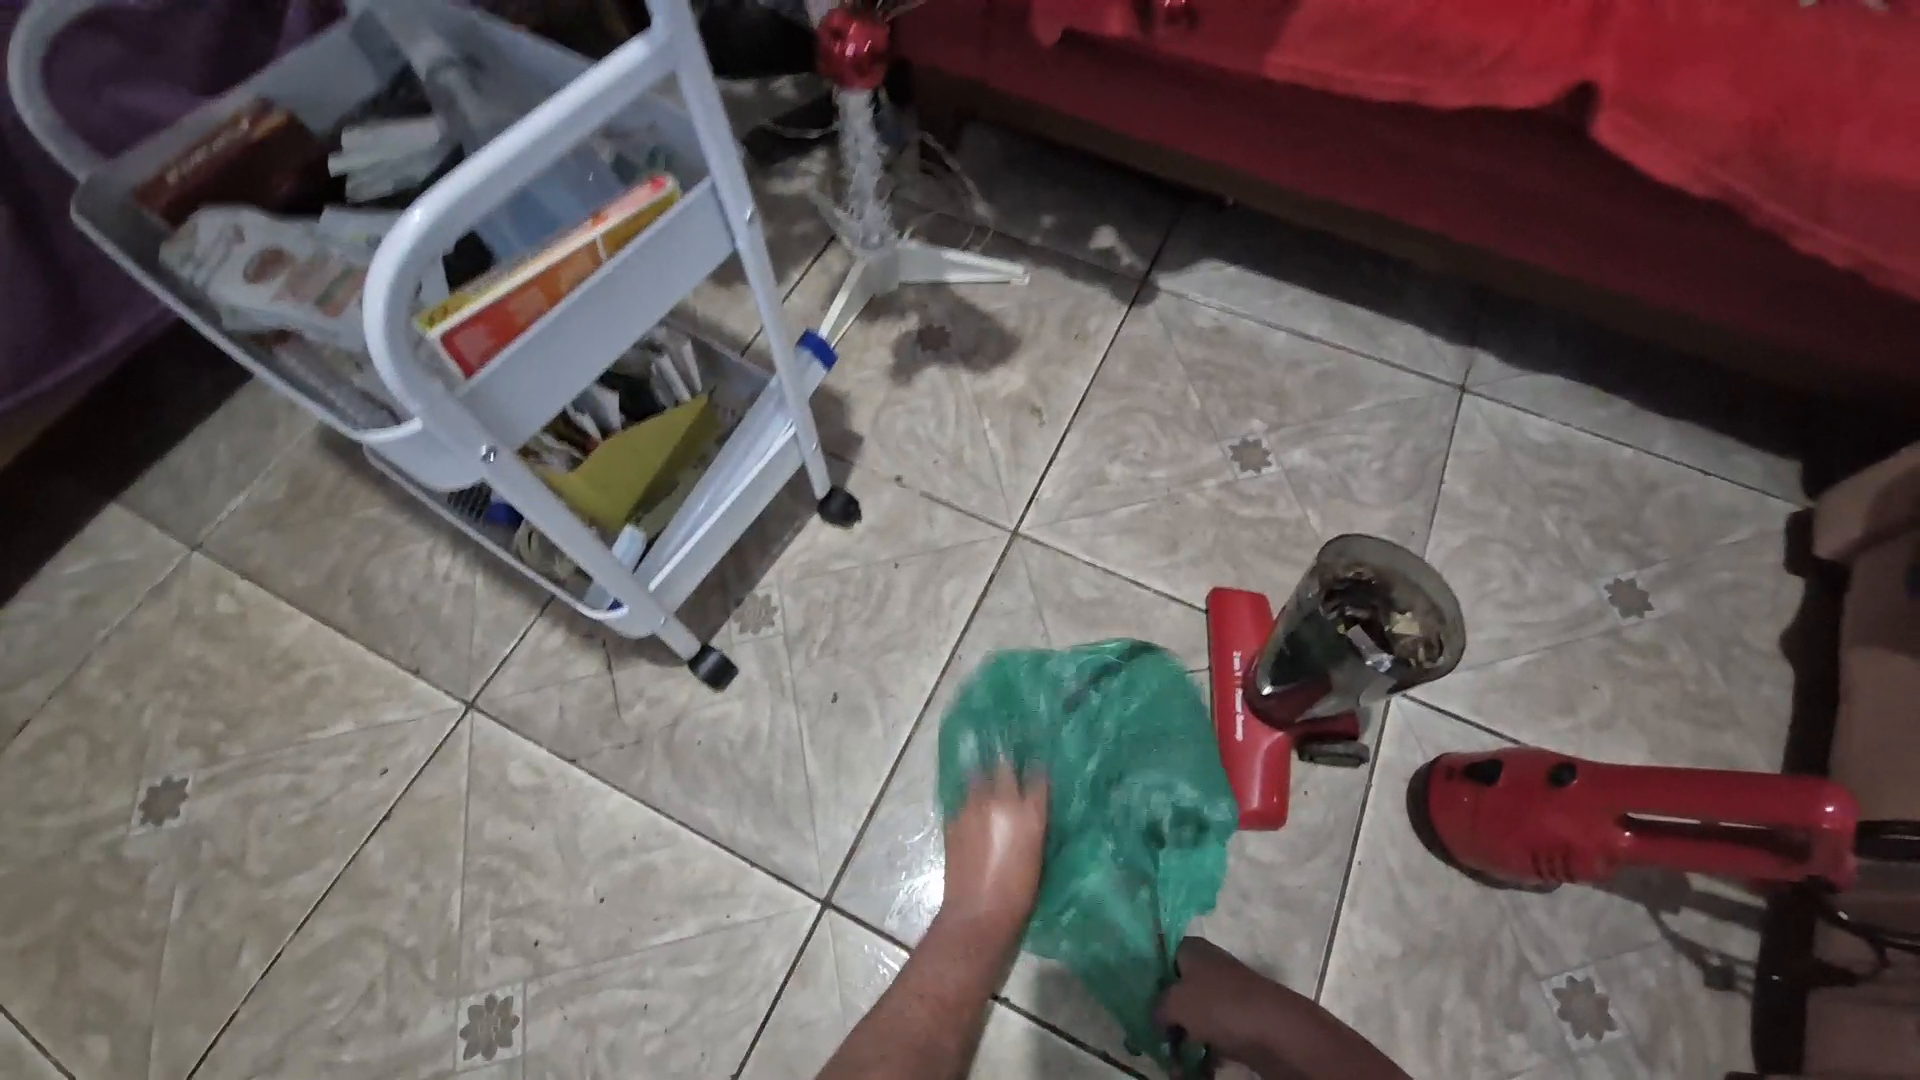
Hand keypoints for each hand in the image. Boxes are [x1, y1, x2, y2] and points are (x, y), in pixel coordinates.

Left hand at [938, 762, 1048, 943]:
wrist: (979, 911)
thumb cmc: (1019, 892)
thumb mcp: (1037, 854)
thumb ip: (1033, 824)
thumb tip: (1029, 808)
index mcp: (1030, 812)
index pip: (1037, 775)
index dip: (1036, 768)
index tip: (1036, 763)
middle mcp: (1002, 801)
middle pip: (1004, 766)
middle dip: (1006, 764)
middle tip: (1007, 765)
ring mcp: (974, 807)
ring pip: (978, 776)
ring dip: (984, 776)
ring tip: (986, 779)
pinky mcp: (953, 818)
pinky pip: (963, 799)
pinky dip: (969, 799)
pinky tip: (971, 807)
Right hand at [1154, 937, 1286, 1062]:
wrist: (1277, 1031)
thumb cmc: (1220, 1005)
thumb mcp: (1175, 1003)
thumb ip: (1157, 1008)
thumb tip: (1156, 1019)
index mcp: (1191, 949)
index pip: (1159, 955)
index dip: (1146, 976)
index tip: (1134, 998)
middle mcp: (1208, 966)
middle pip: (1176, 988)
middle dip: (1164, 1015)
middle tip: (1152, 1036)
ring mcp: (1225, 994)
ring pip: (1194, 1015)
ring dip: (1183, 1039)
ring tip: (1173, 1063)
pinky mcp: (1239, 1021)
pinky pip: (1213, 1035)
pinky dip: (1204, 1052)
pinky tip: (1196, 1070)